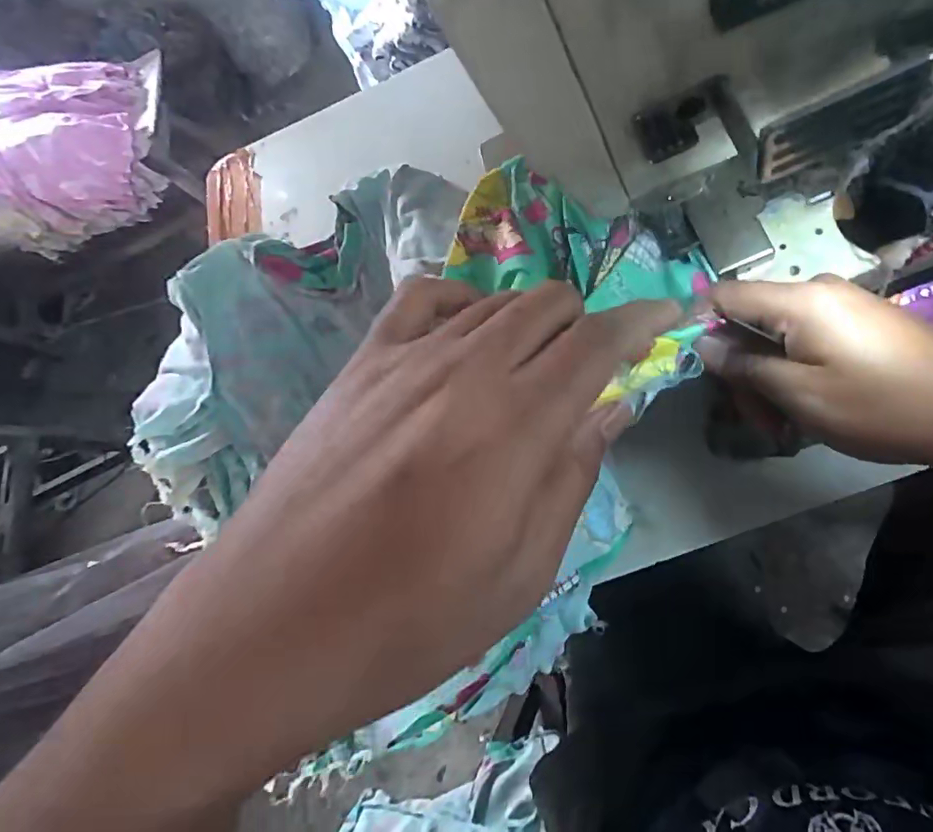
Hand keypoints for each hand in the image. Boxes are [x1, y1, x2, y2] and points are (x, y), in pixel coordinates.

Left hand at [0, 278, 680, 830]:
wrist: (263, 635)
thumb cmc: (408, 623)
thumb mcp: (522, 573)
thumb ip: (575, 474)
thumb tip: (614, 405)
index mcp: (515, 425)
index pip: (598, 341)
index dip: (642, 318)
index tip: (670, 310)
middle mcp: (466, 371)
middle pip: (550, 304)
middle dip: (589, 324)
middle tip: (593, 371)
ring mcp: (406, 359)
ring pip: (498, 299)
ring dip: (536, 319)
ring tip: (535, 365)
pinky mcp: (361, 364)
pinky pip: (426, 297)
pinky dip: (466, 302)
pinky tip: (469, 338)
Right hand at [697, 276, 932, 466]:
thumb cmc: (882, 407)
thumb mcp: (802, 396)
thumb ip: (746, 366)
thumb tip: (705, 343)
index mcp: (799, 298)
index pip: (725, 293)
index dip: (701, 327)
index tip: (702, 374)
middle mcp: (819, 288)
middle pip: (754, 317)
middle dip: (745, 369)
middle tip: (762, 424)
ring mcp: (846, 303)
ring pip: (783, 332)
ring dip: (773, 376)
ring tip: (790, 426)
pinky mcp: (865, 320)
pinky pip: (813, 336)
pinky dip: (800, 369)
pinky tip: (817, 405)